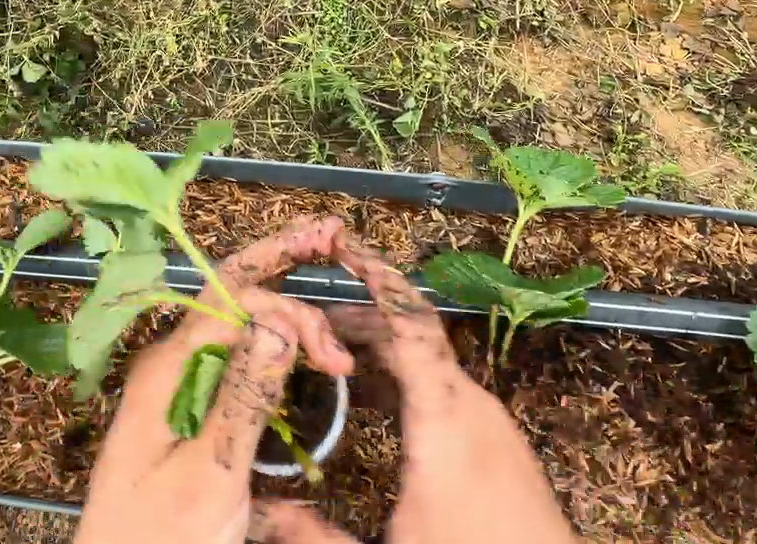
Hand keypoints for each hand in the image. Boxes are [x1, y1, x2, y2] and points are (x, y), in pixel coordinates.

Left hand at [75, 216, 352, 543]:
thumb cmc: (160, 541)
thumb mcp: (208, 475)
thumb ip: (243, 396)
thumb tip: (279, 316)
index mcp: (169, 366)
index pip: (234, 300)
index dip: (289, 306)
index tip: (335, 356)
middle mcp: (173, 363)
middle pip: (233, 294)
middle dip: (281, 260)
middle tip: (331, 235)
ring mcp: (180, 388)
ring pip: (238, 327)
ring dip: (283, 310)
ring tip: (325, 307)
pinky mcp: (192, 417)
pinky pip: (237, 365)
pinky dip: (273, 347)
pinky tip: (297, 344)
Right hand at [252, 233, 580, 543]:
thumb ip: (315, 535)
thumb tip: (257, 516)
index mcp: (444, 414)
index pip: (408, 320)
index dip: (375, 275)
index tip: (343, 243)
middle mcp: (471, 403)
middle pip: (412, 335)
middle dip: (361, 317)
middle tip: (310, 321)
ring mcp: (491, 421)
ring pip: (430, 362)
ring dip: (383, 350)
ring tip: (336, 356)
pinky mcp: (499, 442)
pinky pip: (446, 388)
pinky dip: (406, 377)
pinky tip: (378, 401)